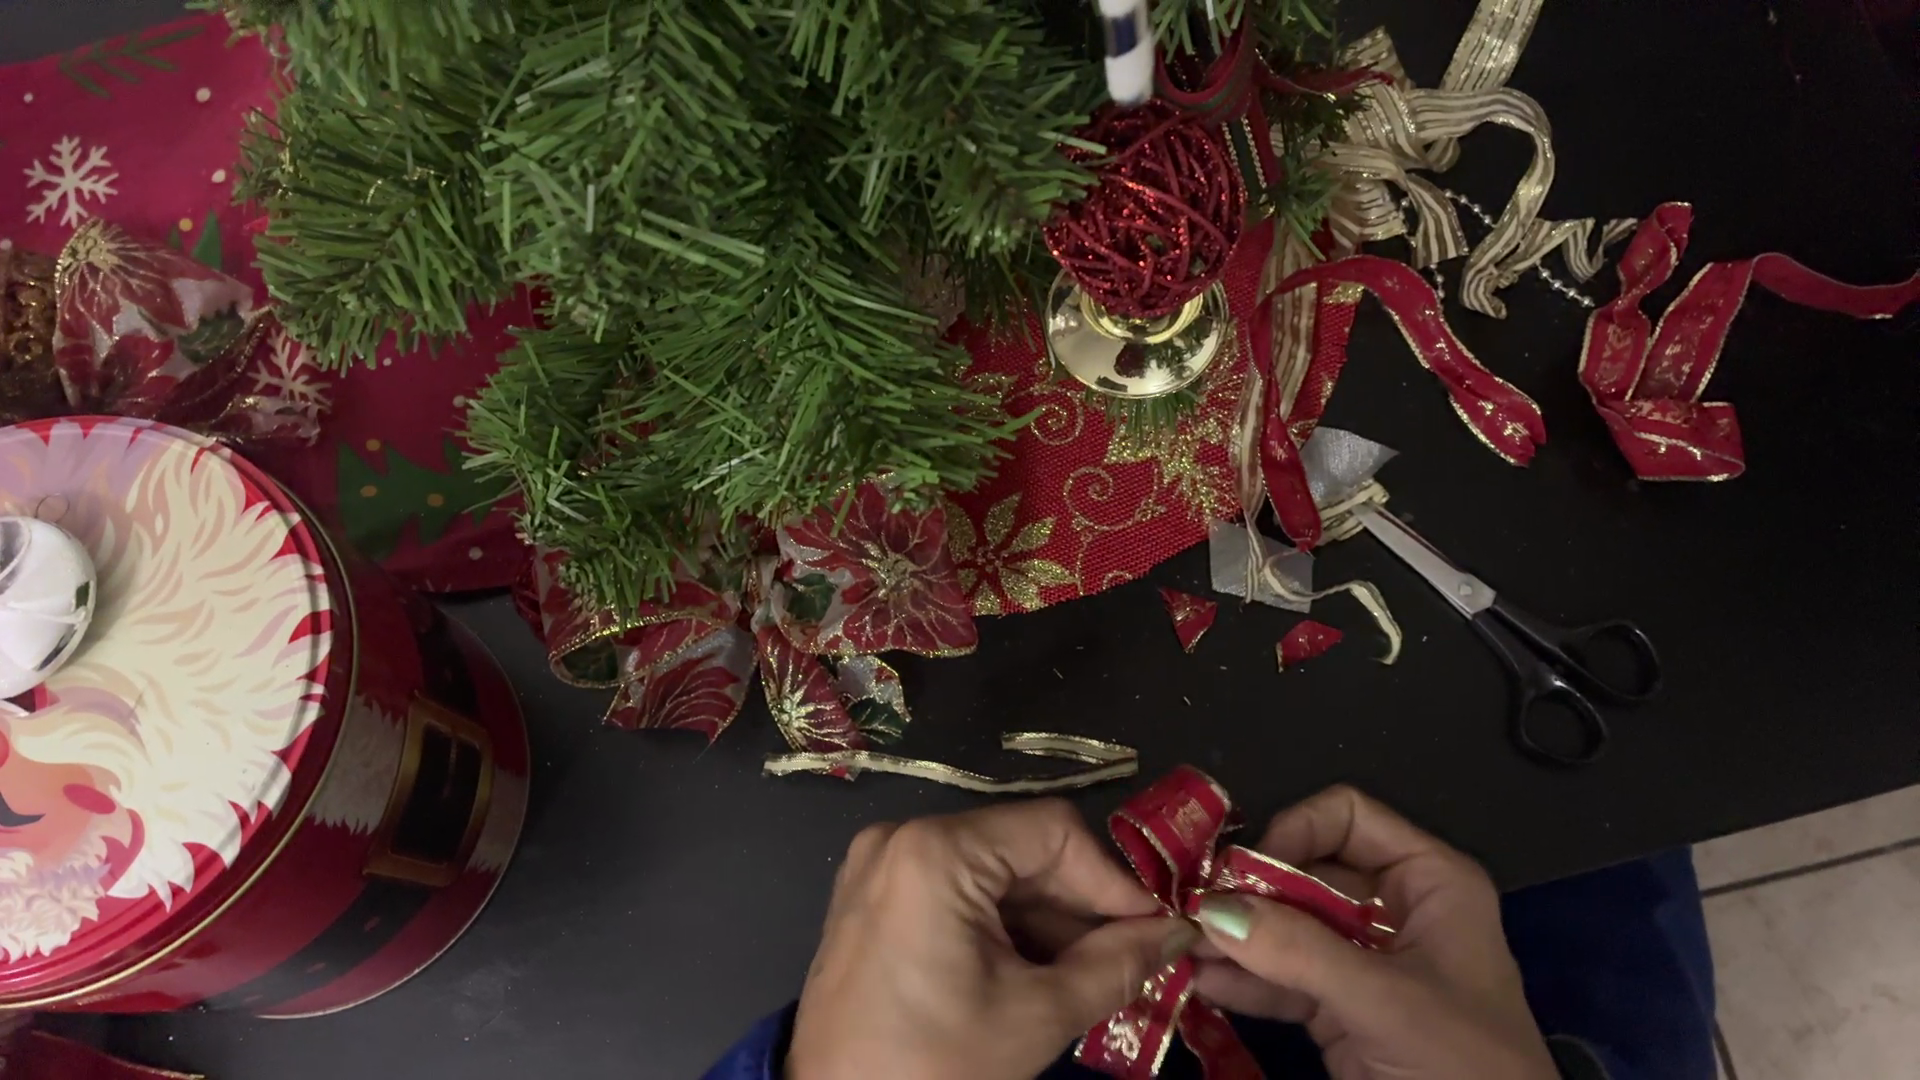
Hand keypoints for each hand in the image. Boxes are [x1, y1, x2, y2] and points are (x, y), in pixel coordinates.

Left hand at [788, 799, 1195, 1079]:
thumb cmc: (932, 1068)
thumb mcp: (1034, 1017)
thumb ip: (1115, 964)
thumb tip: (1176, 932)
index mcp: (936, 850)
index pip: (1051, 829)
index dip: (1109, 876)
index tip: (1154, 926)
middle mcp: (904, 835)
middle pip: (1020, 845)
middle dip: (1077, 901)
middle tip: (1130, 953)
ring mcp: (884, 860)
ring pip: (992, 867)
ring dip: (1044, 914)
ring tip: (1087, 968)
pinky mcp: (876, 889)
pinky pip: (957, 884)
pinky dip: (1001, 919)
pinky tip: (1033, 965)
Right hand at [1191, 786, 1556, 1079]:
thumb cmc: (1469, 1071)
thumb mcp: (1390, 1004)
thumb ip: (1299, 952)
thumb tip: (1209, 909)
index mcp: (1427, 881)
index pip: (1346, 816)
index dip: (1294, 831)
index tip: (1246, 871)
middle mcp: (1390, 907)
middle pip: (1301, 869)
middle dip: (1246, 890)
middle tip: (1191, 906)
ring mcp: (1360, 958)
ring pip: (1282, 923)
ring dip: (1233, 935)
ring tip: (1179, 944)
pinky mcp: (1337, 1006)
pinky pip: (1279, 974)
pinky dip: (1241, 978)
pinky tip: (1199, 981)